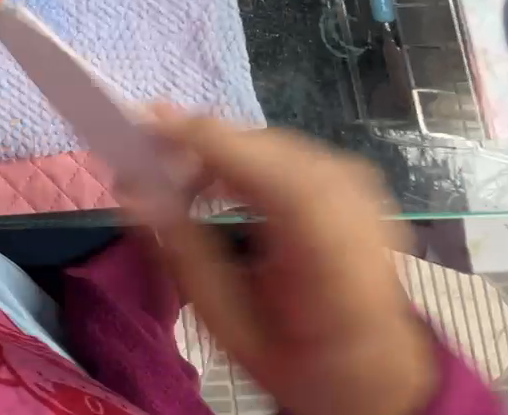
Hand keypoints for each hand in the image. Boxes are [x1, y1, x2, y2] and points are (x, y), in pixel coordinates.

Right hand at [122, 111, 437, 414]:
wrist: (379, 374)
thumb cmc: (297, 356)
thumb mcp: (225, 319)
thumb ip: (179, 247)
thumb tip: (130, 190)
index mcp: (322, 243)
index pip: (245, 157)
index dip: (182, 134)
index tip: (128, 133)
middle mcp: (347, 200)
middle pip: (248, 143)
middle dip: (190, 147)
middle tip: (144, 172)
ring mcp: (356, 185)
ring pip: (259, 140)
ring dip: (213, 153)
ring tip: (182, 188)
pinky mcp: (353, 180)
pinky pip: (280, 149)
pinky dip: (242, 159)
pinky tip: (222, 188)